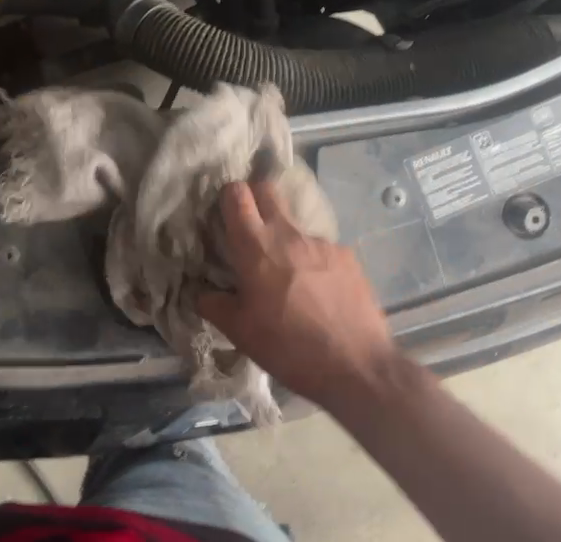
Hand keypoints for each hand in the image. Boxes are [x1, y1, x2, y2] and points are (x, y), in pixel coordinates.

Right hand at [197, 175, 401, 411]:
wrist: (359, 369)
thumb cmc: (289, 347)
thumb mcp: (239, 332)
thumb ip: (213, 304)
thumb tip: (201, 292)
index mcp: (254, 246)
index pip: (236, 194)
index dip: (227, 196)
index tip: (224, 213)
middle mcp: (288, 234)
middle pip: (267, 191)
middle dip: (255, 199)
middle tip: (251, 229)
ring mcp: (322, 244)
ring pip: (295, 228)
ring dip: (286, 243)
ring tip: (292, 281)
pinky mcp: (349, 258)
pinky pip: (322, 251)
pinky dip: (314, 264)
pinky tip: (320, 294)